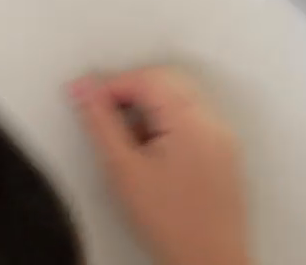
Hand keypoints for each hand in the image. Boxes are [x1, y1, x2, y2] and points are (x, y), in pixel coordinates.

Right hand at [71, 68, 249, 264]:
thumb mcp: (122, 168)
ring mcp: (221, 140)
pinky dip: (166, 122)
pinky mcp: (223, 155)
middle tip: (109, 114)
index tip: (93, 102)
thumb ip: (99, 121)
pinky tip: (152, 152)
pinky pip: (191, 118)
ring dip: (149, 106)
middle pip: (165, 81)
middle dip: (131, 91)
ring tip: (131, 140)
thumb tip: (83, 88)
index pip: (146, 78)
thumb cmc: (173, 227)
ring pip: (178, 98)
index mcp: (190, 122)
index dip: (113, 85)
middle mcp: (211, 125)